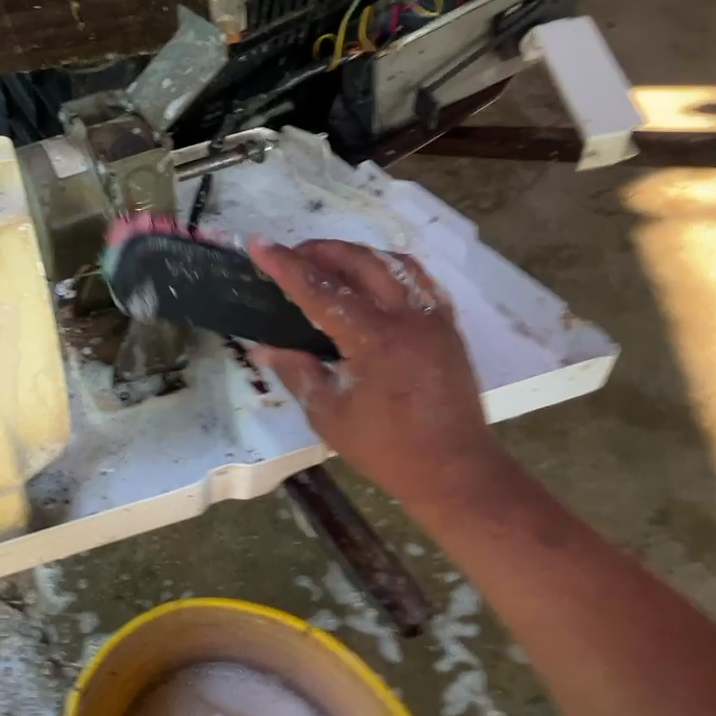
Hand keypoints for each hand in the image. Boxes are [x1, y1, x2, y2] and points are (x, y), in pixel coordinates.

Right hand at [247, 237, 505, 508]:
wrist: (454, 470)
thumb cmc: (387, 449)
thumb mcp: (329, 414)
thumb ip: (297, 373)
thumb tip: (264, 348)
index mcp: (374, 339)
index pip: (320, 290)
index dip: (285, 266)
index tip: (260, 245)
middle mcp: (408, 318)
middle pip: (360, 262)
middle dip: (321, 251)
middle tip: (292, 255)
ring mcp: (434, 319)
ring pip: (394, 264)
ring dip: (357, 255)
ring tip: (329, 261)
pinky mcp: (448, 328)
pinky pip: (420, 281)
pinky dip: (391, 270)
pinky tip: (374, 279)